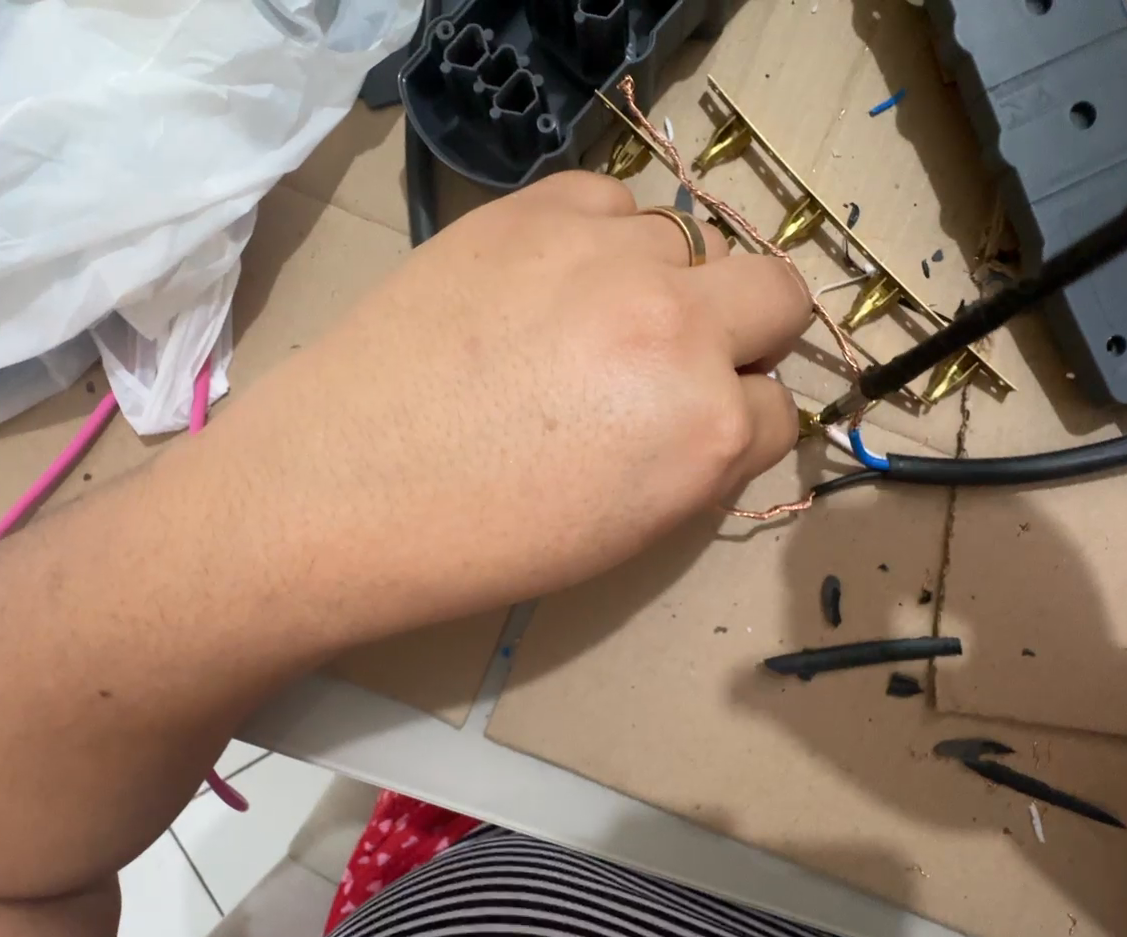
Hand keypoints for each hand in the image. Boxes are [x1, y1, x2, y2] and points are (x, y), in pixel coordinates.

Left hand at [214, 171, 812, 636]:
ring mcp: (607, 256)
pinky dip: (598, 244)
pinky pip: (612, 204)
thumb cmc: (487, 543)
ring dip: (660, 286)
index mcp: (707, 433)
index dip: (743, 424)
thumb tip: (723, 413)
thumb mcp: (629, 530)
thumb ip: (699, 463)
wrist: (344, 491)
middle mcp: (679, 329)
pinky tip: (546, 287)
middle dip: (750, 334)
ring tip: (584, 326)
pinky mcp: (534, 210)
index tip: (700, 430)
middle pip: (779, 294)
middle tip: (682, 361)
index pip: (783, 410)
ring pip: (688, 245)